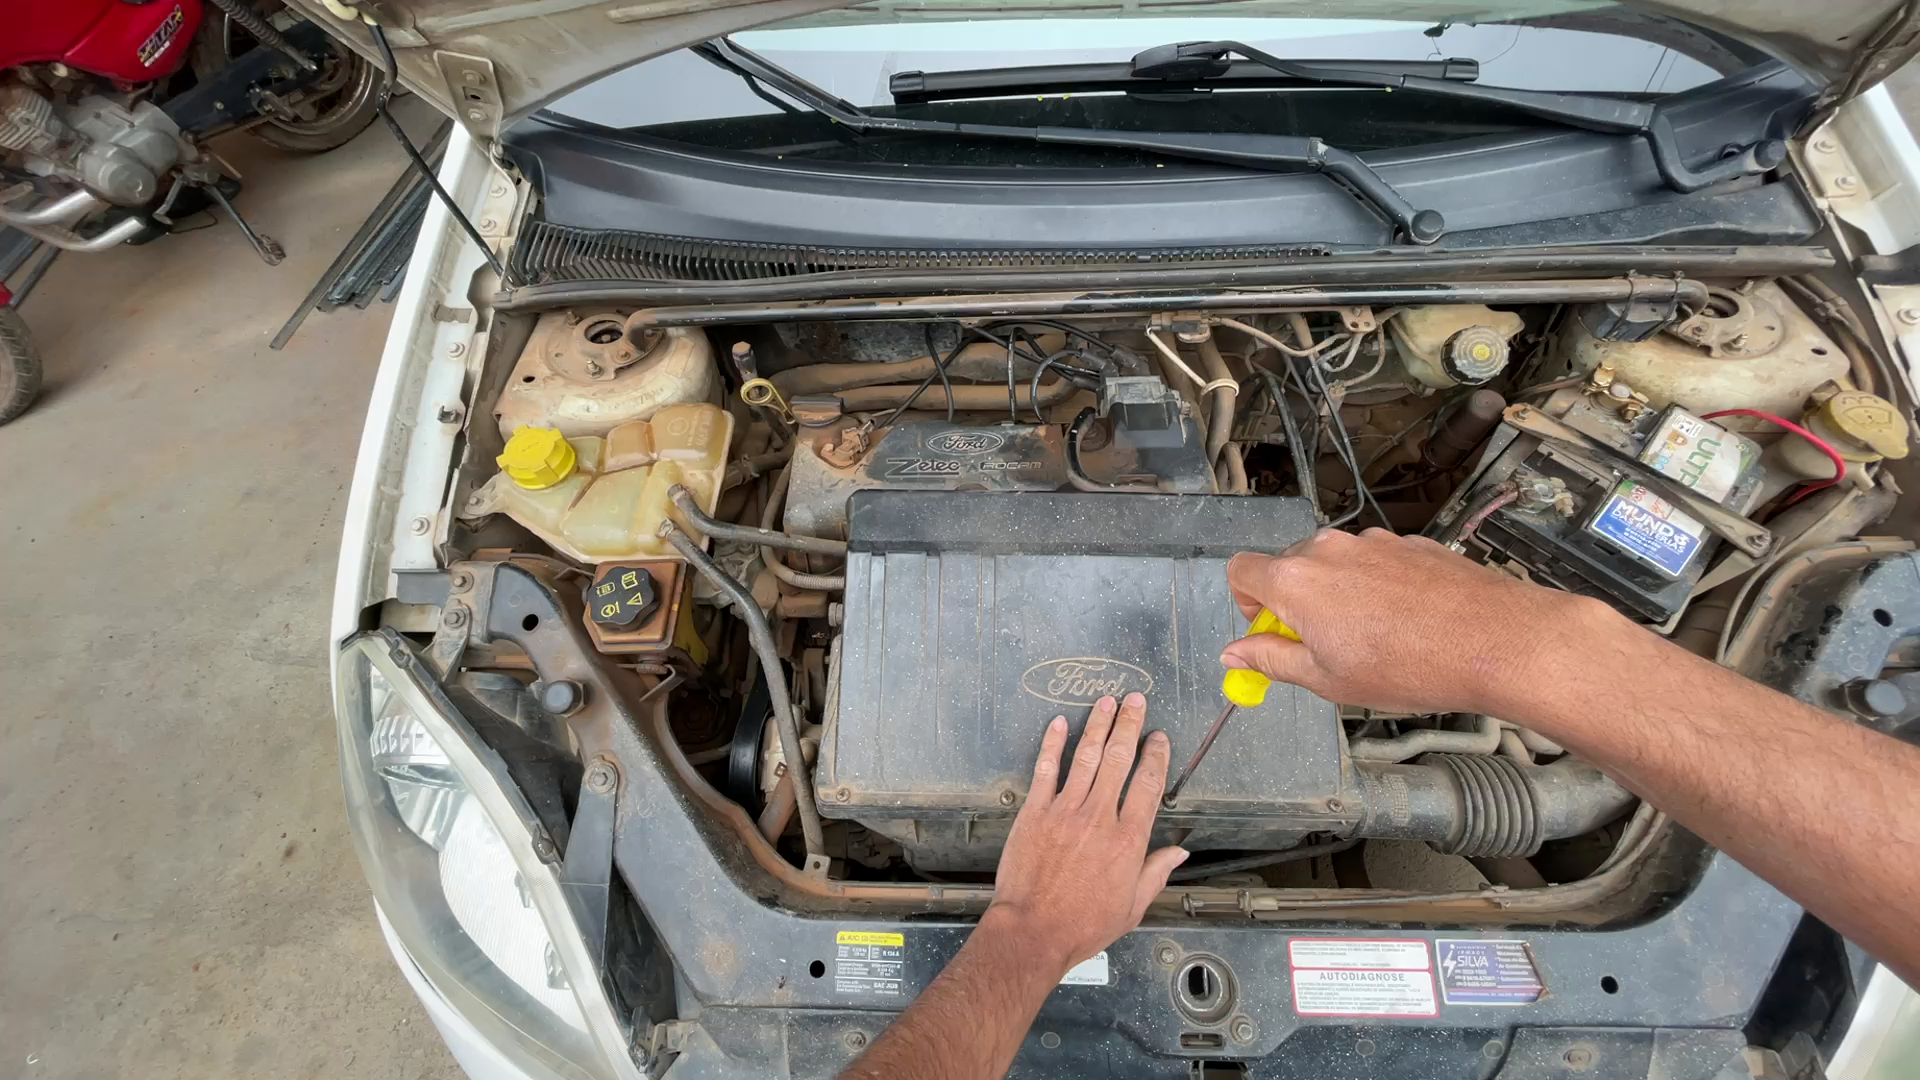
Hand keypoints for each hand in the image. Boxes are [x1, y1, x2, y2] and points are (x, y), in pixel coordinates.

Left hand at [986, 693, 1187, 977]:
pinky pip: (1047, 769)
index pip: (1148, 784)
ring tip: (1106, 701)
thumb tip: (1179, 852)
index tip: (1158, 738)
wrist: (1033, 930)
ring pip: (1086, 756)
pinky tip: (1059, 723)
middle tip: (1135, 700)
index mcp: (1127, 840)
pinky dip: (1053, 744)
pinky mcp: (1036, 810)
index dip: (1155, 756)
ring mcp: (1065, 809)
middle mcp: (1099, 817)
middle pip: (1119, 759)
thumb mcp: (1132, 907)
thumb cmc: (1083, 924)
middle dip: (1129, 724)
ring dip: (1097, 725)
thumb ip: (1155, 873)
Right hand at [1220, 528, 1613, 715]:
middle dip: (1293, 600)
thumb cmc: (1410, 667)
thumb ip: (1270, 660)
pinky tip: (1407, 619)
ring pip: (1331, 563)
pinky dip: (1375, 584)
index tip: (1272, 628)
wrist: (1502, 642)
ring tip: (1376, 634)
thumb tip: (1232, 655)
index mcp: (1294, 581)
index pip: (1239, 571)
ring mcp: (1369, 541)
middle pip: (1285, 566)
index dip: (1246, 601)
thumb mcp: (1326, 679)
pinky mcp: (1407, 541)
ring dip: (1335, 592)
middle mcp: (1325, 549)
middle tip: (1324, 642)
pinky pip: (1372, 560)